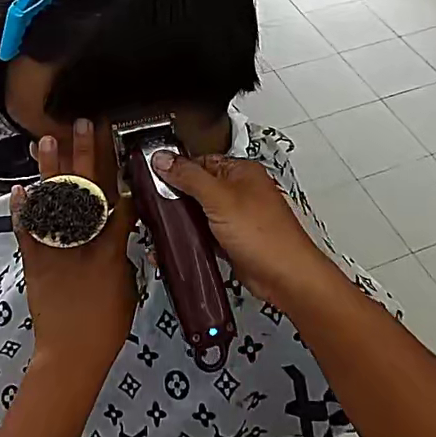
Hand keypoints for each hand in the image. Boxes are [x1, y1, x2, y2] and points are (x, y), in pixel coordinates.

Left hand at [11, 120, 137, 367]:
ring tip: (47, 141)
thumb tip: (119, 231)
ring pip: (53, 202)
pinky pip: (27, 229)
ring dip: (49, 169)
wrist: (72, 352)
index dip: (118, 170)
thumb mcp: (127, 284)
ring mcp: (55, 249)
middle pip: (85, 190)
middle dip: (85, 155)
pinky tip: (21, 187)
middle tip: (83, 126)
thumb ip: (122, 253)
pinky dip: (23, 208)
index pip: (118, 201)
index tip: (118, 146)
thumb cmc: (107, 323)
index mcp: (110, 247)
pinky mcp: (34, 261)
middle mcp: (82, 242)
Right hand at [149, 152, 337, 305]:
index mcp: (241, 172)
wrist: (285, 277)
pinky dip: (190, 240)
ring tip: (160, 228)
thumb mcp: (220, 199)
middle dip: (174, 199)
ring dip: (180, 222)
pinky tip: (176, 246)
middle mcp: (240, 192)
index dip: (175, 168)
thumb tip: (164, 159)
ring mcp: (236, 218)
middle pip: (196, 188)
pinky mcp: (232, 242)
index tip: (150, 177)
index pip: (199, 160)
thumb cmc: (268, 236)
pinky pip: (204, 236)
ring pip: (199, 214)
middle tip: (153, 207)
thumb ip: (189, 177)